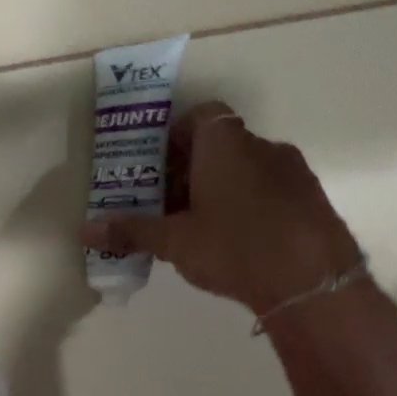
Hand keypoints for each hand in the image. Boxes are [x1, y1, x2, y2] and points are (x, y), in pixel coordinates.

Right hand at [80, 101, 363, 314]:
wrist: (312, 279)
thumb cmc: (234, 246)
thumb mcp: (173, 242)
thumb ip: (130, 231)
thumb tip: (84, 230)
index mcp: (225, 146)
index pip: (200, 116)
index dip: (173, 134)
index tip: (151, 164)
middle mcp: (261, 147)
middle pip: (217, 143)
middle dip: (185, 168)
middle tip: (156, 201)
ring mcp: (290, 171)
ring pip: (241, 167)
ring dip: (213, 186)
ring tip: (187, 223)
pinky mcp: (306, 197)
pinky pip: (263, 187)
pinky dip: (240, 202)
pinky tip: (224, 237)